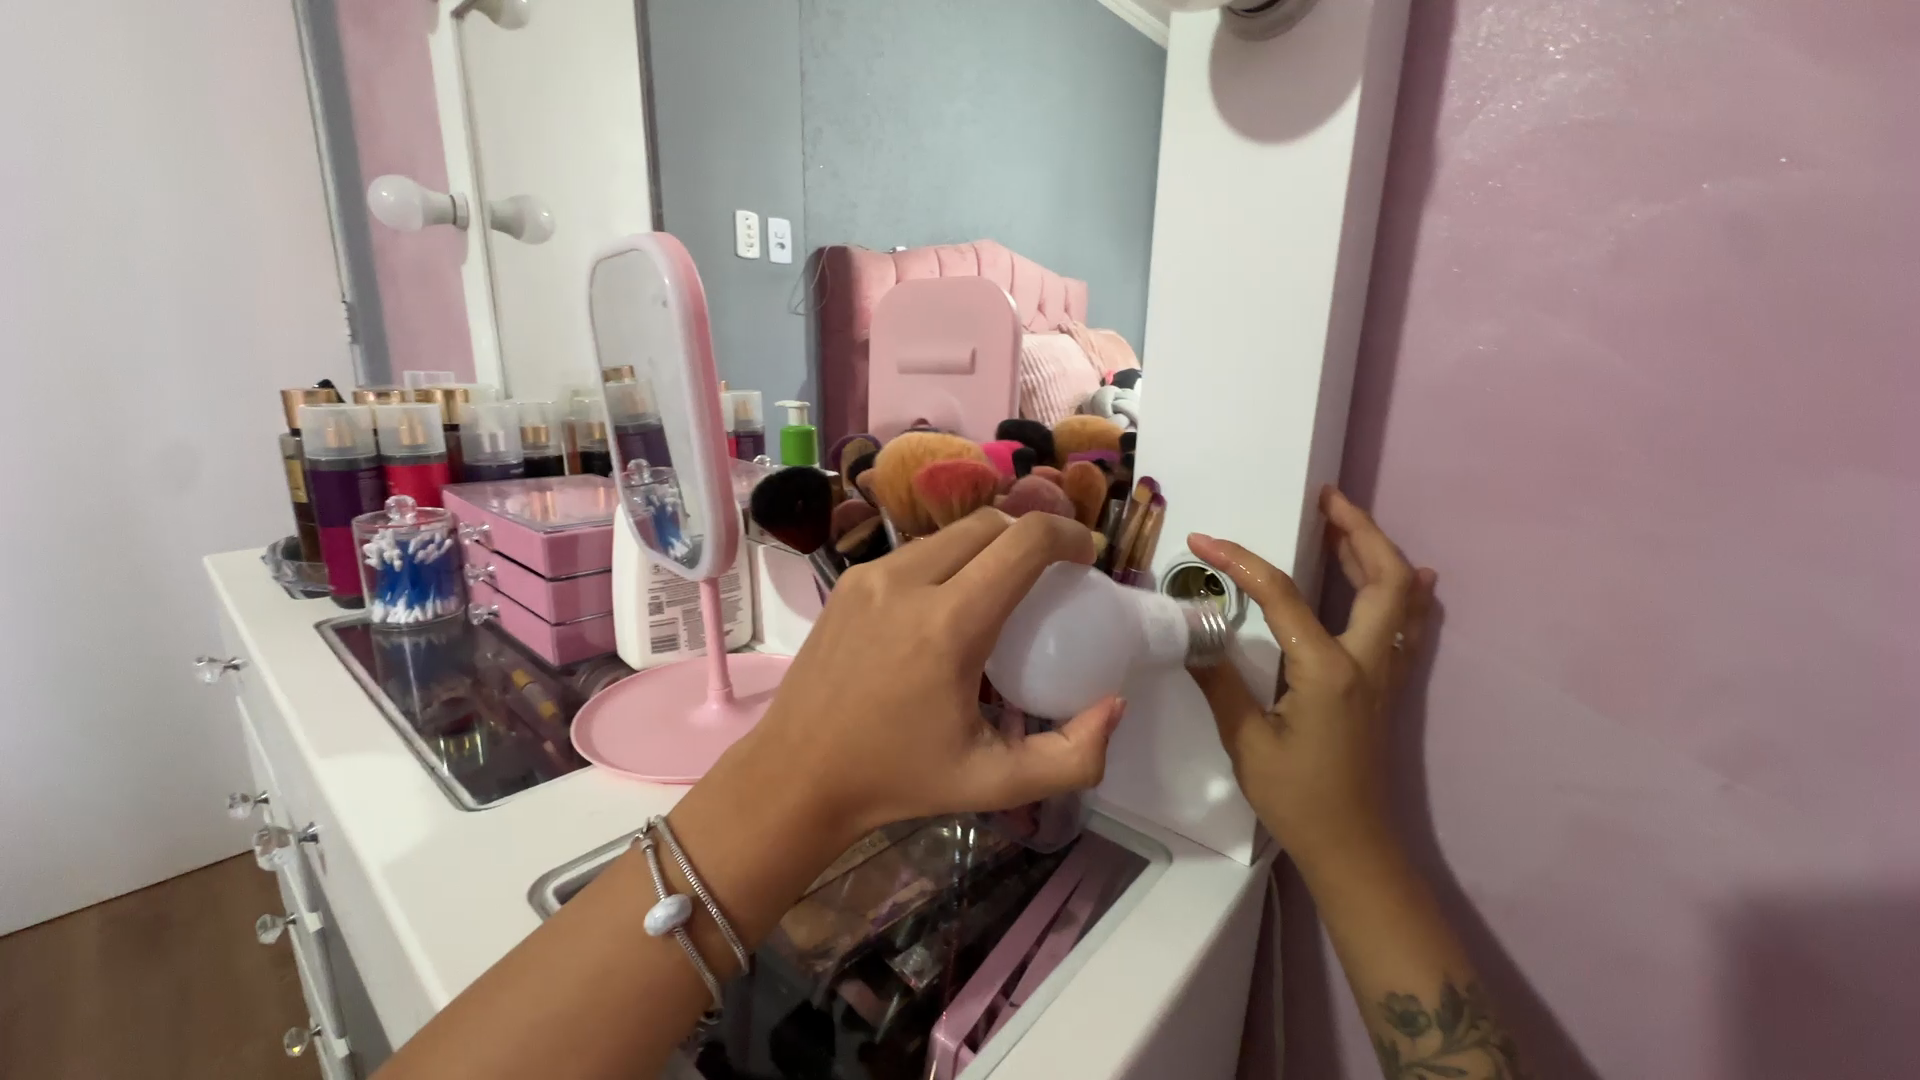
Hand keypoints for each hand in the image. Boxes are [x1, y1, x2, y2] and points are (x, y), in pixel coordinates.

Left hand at [730, 509, 1126, 839]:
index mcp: (948, 626)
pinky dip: (950, 560)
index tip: (1087, 560)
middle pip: (990, 523)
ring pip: (950, 534)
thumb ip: (1071, 757)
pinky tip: (952, 602)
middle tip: (1054, 573)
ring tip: (1005, 586)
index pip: (1024, 542)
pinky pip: (915, 551)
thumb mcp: (994, 783)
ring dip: (990, 546)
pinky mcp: (848, 582)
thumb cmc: (898, 779)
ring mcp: (870, 576)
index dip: (1068, 536)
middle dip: (1032, 535)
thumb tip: (1113, 706)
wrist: (797, 775)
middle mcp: (907, 583)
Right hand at [1186, 487, 1435, 876]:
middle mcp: (1367, 661)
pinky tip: (1406, 577)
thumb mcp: (1246, 741)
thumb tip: (1192, 633)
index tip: (1204, 541)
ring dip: (1379, 552)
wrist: (1354, 849)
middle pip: (1383, 577)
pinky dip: (1405, 590)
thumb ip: (1219, 680)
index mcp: (1327, 670)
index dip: (1240, 562)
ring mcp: (1386, 674)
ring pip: (1403, 596)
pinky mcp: (1389, 688)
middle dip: (1358, 529)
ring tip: (1347, 523)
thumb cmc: (1298, 798)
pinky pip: (1409, 624)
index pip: (1281, 596)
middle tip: (1326, 499)